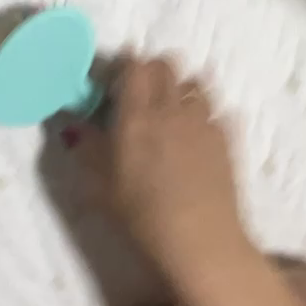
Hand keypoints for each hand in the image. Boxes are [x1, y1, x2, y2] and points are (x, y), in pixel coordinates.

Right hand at [72, 56, 251, 270]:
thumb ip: (88, 149)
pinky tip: (199, 133)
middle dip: (152, 70)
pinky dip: (207, 112)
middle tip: (141, 92)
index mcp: (137, 117)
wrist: (201, 241)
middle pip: (167, 64)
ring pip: (195, 82)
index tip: (115, 78)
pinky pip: (218, 110)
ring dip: (181, 87)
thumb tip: (76, 125)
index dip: (125, 64)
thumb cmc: (143, 217)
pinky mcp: (228, 138)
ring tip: (173, 110)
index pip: (135, 66)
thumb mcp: (102, 187)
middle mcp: (172, 109)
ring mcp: (205, 121)